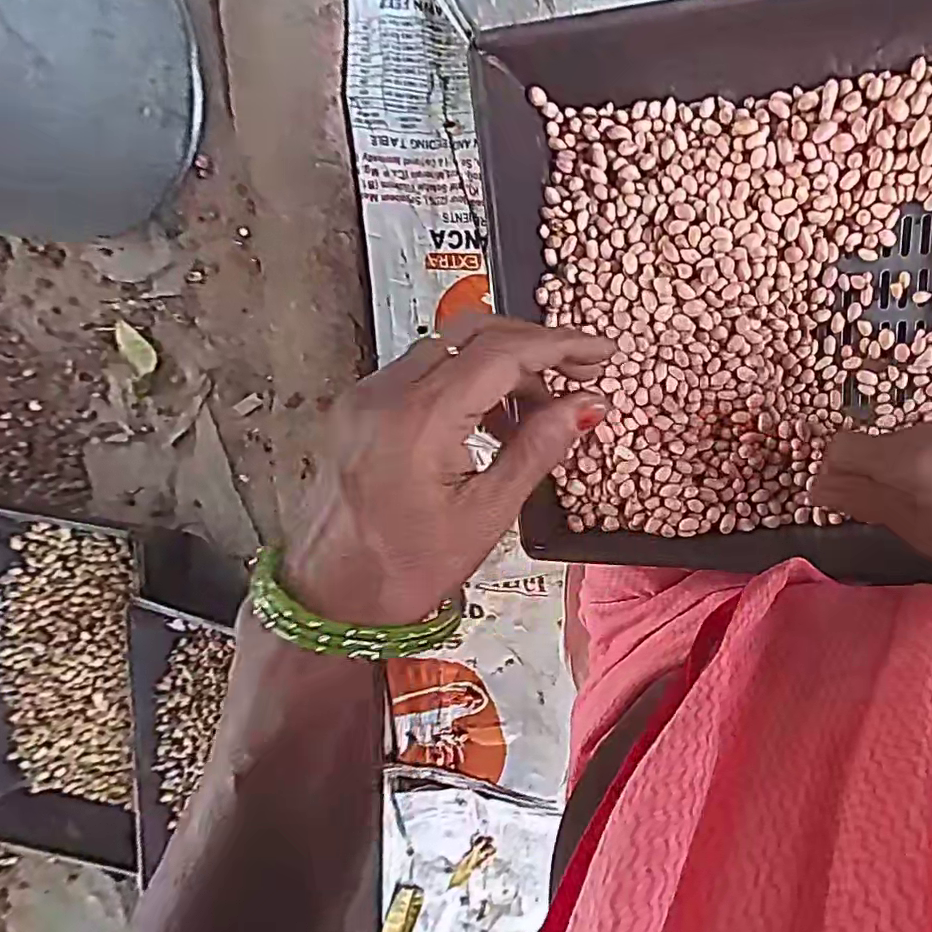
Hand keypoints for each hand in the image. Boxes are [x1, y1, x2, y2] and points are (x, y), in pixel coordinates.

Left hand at [280, 314, 613, 626]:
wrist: (331, 600)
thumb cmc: (405, 568)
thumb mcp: (489, 512)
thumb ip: (541, 447)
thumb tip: (588, 407)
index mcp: (417, 420)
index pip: (502, 353)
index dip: (561, 345)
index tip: (601, 351)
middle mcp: (384, 394)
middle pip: (476, 331)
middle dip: (537, 344)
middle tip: (581, 372)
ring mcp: (368, 396)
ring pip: (454, 346)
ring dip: (509, 365)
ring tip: (543, 411)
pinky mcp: (365, 407)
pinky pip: (431, 370)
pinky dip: (476, 380)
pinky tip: (500, 420)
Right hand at [810, 422, 931, 585]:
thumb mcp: (918, 531)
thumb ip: (865, 502)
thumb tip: (819, 488)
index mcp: (909, 460)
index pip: (842, 448)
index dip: (831, 473)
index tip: (835, 500)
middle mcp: (923, 431)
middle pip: (865, 443)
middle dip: (857, 473)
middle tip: (868, 510)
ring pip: (890, 443)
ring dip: (884, 470)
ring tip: (906, 506)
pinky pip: (917, 443)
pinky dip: (909, 464)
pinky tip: (930, 492)